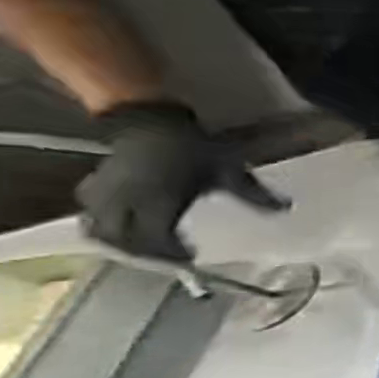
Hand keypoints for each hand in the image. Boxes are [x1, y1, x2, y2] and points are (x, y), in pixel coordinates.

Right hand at [76, 101, 287, 261]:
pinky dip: (107, 229)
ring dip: (124, 245)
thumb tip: (287, 208)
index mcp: (159, 199)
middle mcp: (125, 201)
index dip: (170, 253)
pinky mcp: (94, 187)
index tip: (192, 257)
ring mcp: (105, 194)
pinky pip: (91, 216)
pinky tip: (132, 230)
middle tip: (172, 257)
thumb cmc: (193, 148)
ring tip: (153, 248)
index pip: (155, 238)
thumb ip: (255, 194)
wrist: (151, 120)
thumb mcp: (229, 170)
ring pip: (100, 231)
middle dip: (146, 255)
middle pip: (121, 241)